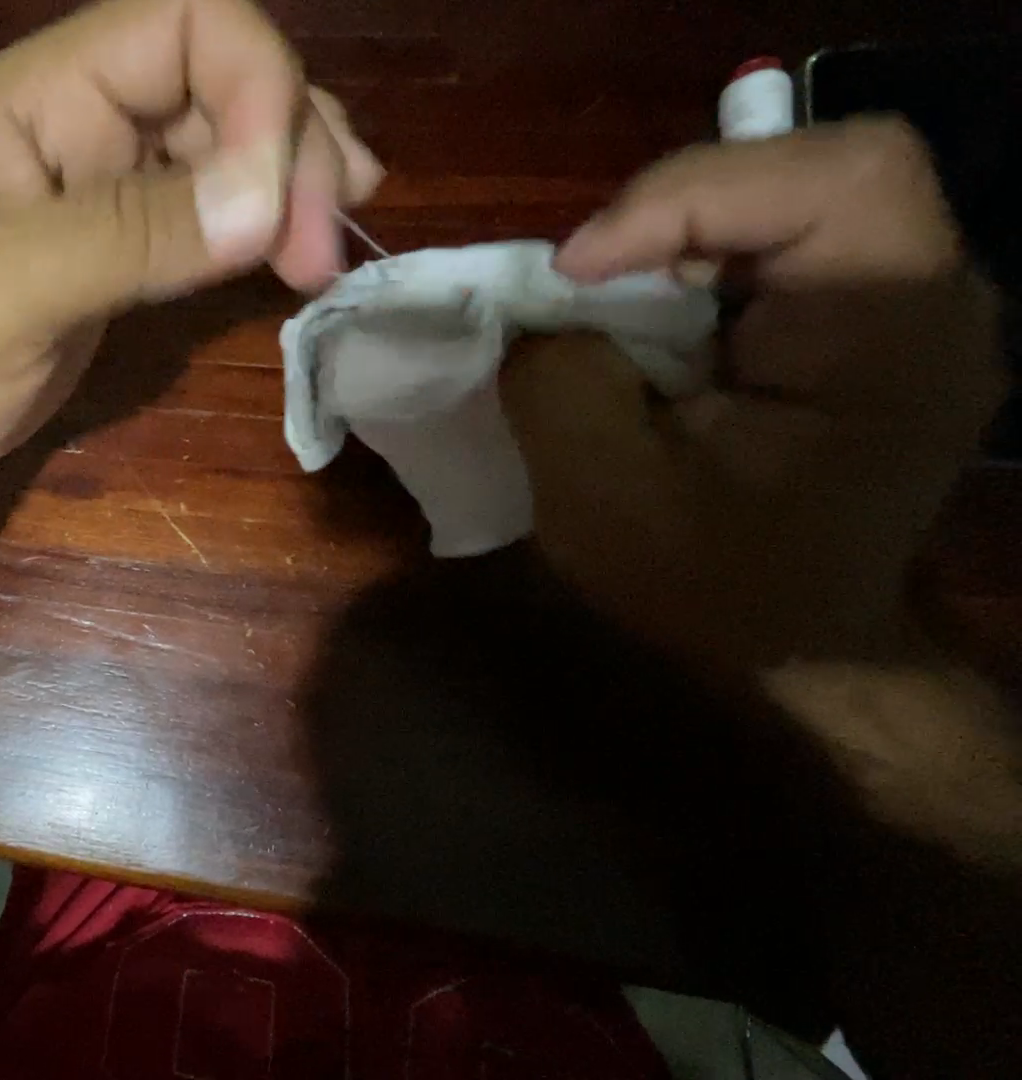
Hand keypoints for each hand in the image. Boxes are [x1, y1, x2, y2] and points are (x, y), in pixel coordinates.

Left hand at [0, 0, 381, 470]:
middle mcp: (80, 119)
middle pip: (222, 77)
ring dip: (291, 179)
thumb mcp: (3, 292)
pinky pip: (210, 209)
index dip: (256, 88)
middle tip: (322, 243)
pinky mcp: (123, 245)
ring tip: (327, 246)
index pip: (185, 23)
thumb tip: (264, 206)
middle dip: (290, 145)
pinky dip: (260, 224)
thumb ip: (126, 236)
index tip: (278, 204)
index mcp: (39, 97)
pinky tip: (292, 255)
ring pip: (228, 142)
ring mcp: (104, 183)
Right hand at [502, 119, 1005, 672]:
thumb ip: (559, 383)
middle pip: (803, 174)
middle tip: (574, 290)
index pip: (832, 179)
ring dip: (662, 249)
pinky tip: (633, 337)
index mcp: (890, 336)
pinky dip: (673, 278)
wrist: (793, 644)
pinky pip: (757, 256)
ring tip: (593, 318)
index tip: (571, 274)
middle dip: (665, 218)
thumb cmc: (708, 585)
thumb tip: (537, 319)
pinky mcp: (846, 327)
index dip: (683, 197)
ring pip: (774, 205)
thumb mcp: (602, 496)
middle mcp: (920, 296)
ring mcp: (890, 307)